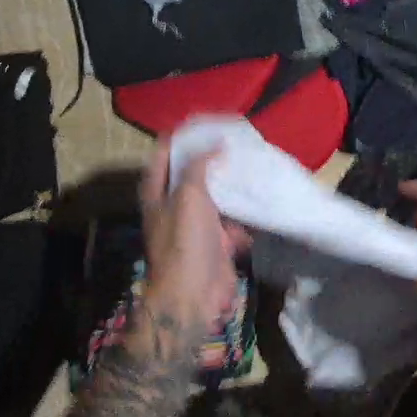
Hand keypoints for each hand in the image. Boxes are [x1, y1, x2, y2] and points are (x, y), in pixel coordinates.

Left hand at [138, 144, 247, 324]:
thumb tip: (215, 144)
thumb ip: (199, 166)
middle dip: (212, 158)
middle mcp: (174, 204)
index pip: (164, 153)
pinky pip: (233, 219)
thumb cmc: (185, 241)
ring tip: (252, 162)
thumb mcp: (189, 195)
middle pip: (192, 173)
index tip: (205, 122)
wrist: (193, 294)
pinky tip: (259, 196)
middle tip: (236, 139)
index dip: (181, 136)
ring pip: (216, 196)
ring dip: (232, 184)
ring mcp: (196, 224)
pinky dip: (244, 212)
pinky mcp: (217, 240)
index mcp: (157, 192)